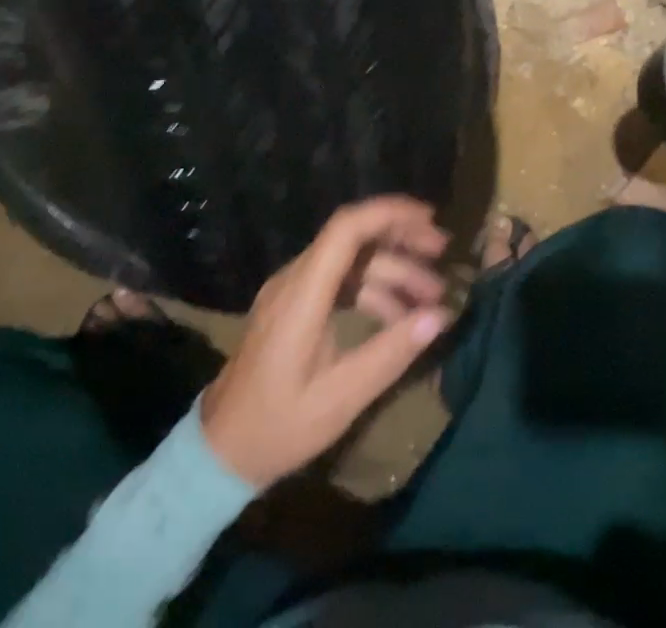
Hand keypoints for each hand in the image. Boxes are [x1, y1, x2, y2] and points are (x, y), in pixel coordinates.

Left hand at [201, 196, 451, 486]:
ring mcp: (290, 294)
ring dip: (392, 272)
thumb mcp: (342, 397)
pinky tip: (400, 317)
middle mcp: (293, 282)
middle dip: (400, 240)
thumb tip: (440, 316)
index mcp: (301, 296)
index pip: (346, 230)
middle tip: (443, 254)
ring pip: (349, 263)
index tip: (431, 219)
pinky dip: (372, 291)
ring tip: (433, 298)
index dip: (389, 215)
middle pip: (351, 239)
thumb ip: (391, 353)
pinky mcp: (292, 310)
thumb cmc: (280, 426)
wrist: (222, 449)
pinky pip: (337, 284)